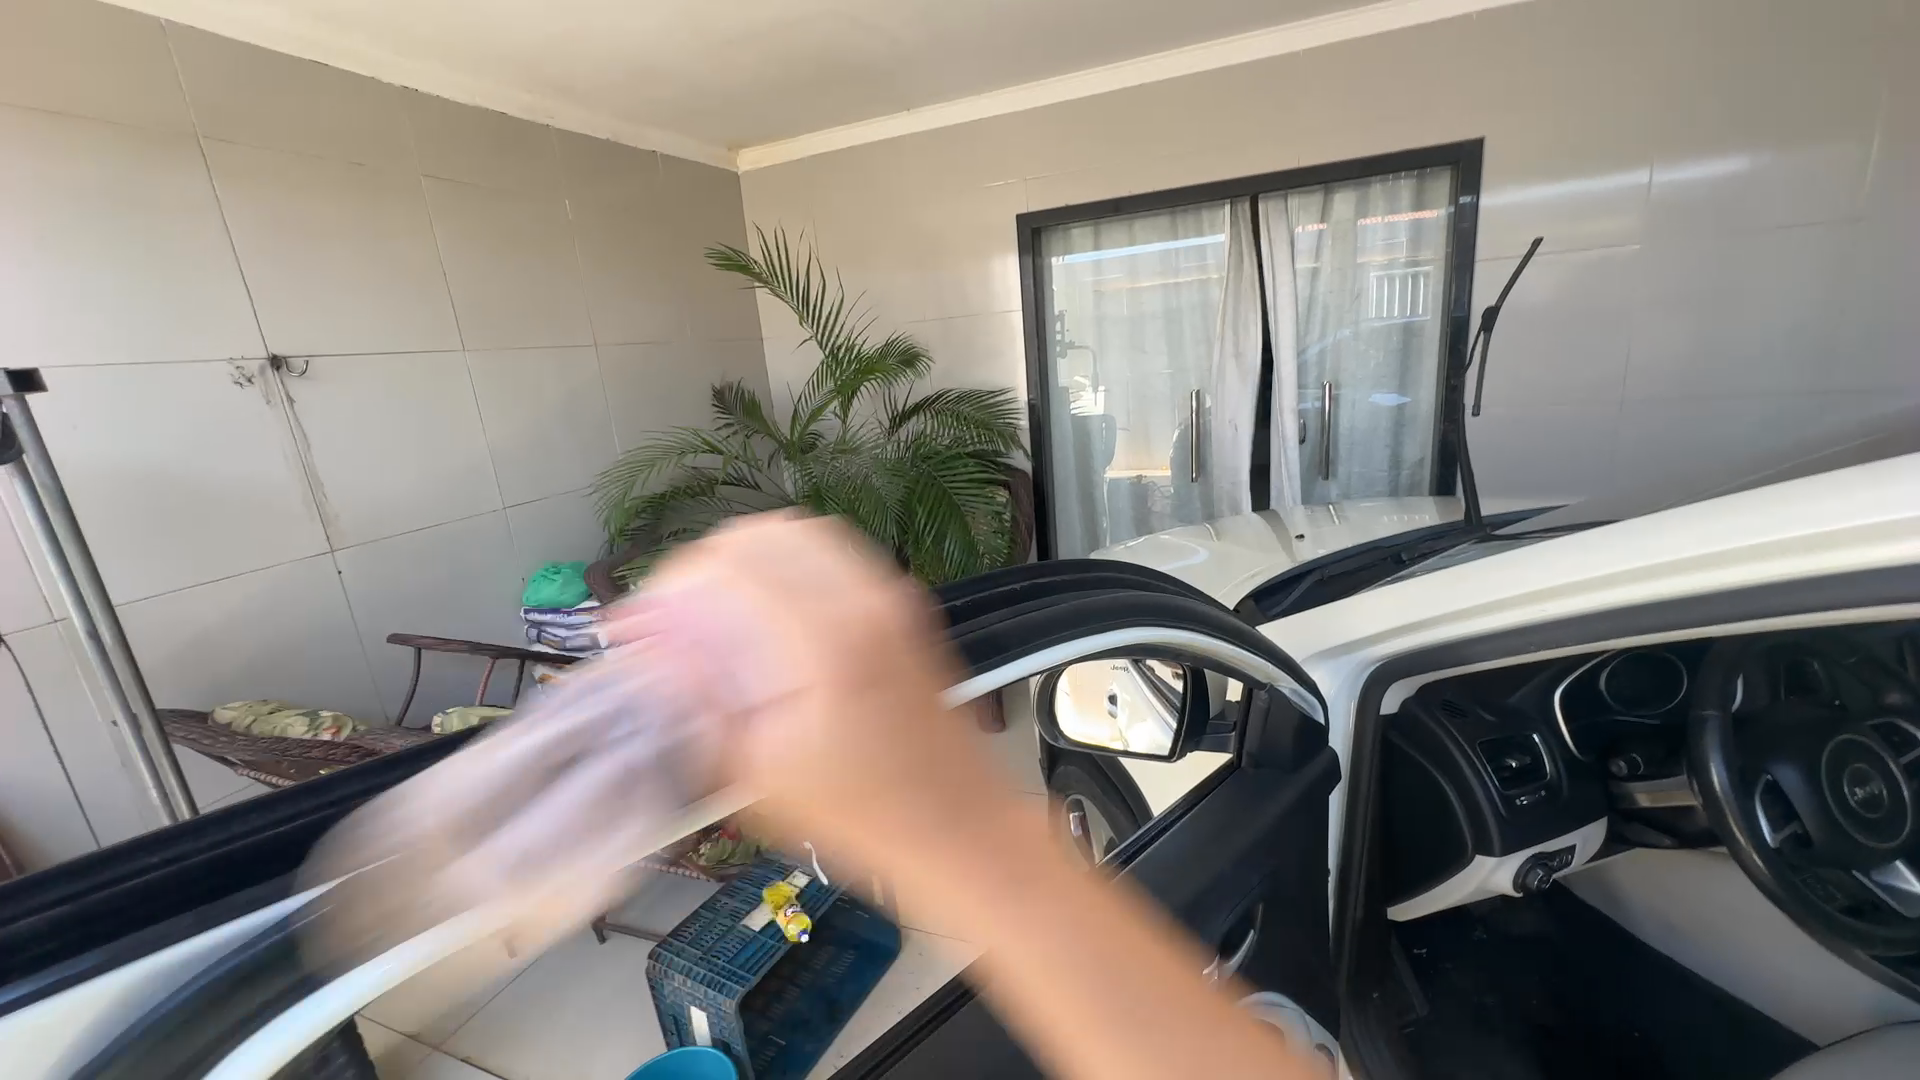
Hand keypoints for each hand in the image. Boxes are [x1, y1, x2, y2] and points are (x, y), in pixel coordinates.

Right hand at [601, 511, 1033, 882]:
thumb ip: (704, 699)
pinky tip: (774, 611)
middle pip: (765, 533)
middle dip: (708, 563)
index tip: (648, 623)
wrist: (960, 824)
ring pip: (803, 533)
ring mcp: (892, 597)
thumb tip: (655, 648)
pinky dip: (794, 563)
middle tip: (680, 611)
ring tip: (720, 608)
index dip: (674, 585)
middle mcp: (863, 600)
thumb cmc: (865, 817)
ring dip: (751, 557)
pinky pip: (838, 555)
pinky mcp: (906, 608)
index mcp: (824, 638)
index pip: (728, 564)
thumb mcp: (762, 772)